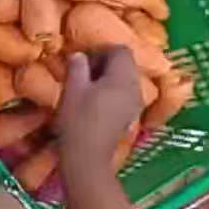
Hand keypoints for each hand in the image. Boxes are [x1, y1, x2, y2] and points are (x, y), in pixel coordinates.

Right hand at [56, 47, 142, 173]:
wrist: (86, 157)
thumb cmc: (77, 121)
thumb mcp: (73, 89)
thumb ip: (78, 67)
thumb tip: (79, 55)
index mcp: (123, 77)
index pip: (120, 50)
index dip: (101, 50)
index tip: (82, 59)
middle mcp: (135, 88)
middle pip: (125, 64)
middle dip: (105, 63)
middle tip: (81, 72)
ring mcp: (134, 104)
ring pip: (125, 80)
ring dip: (107, 78)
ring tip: (86, 88)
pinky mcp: (129, 117)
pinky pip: (124, 95)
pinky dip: (111, 92)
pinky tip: (94, 103)